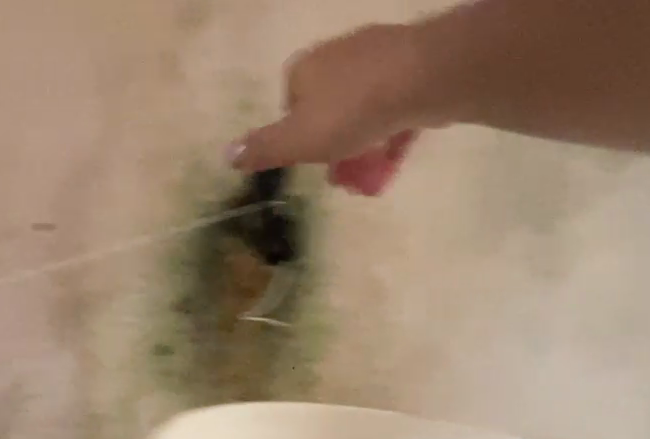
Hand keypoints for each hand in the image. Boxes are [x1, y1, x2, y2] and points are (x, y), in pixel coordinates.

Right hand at [228, 24, 437, 195]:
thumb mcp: (297, 141)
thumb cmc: (351, 112)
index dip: (297, 134)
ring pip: (361, 107)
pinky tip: (395, 151)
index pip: (290, 103)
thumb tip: (226, 155)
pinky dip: (390, 129)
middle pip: (326, 107)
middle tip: (342, 172)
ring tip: (370, 172)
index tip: (310, 157)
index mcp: (305, 68)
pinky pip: (392, 104)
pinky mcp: (411, 65)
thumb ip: (263, 149)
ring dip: (362, 141)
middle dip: (332, 143)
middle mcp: (337, 54)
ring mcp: (376, 56)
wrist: (422, 79)